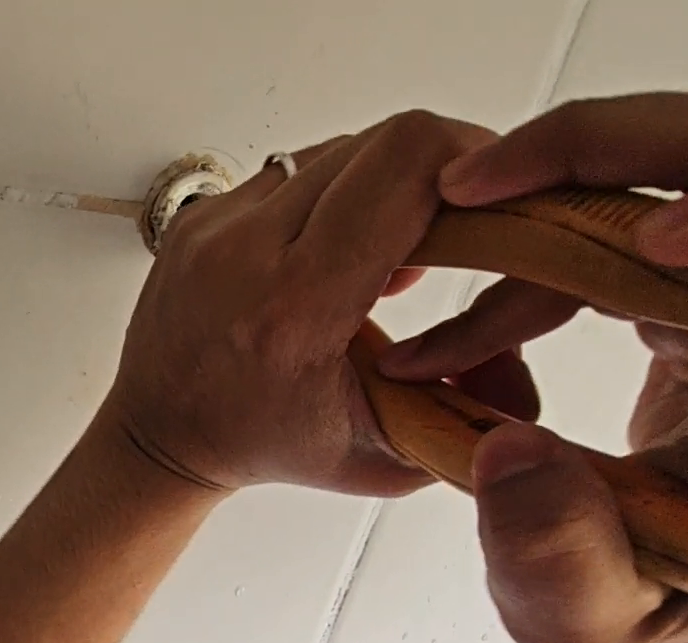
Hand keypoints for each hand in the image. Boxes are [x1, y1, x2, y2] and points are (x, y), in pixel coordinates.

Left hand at [103, 111, 498, 494]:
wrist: (158, 438)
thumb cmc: (255, 445)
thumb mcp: (374, 454)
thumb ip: (463, 411)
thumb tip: (529, 371)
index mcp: (293, 308)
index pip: (408, 163)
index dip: (473, 169)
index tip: (491, 212)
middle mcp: (242, 255)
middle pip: (381, 143)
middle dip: (434, 176)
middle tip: (446, 232)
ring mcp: (211, 231)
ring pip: (333, 152)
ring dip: (375, 188)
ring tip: (379, 253)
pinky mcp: (194, 222)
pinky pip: (284, 175)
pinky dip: (322, 201)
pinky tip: (324, 253)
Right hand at [379, 92, 687, 642]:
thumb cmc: (667, 605)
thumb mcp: (587, 616)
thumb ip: (548, 555)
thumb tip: (502, 447)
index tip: (663, 238)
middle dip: (612, 148)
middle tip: (474, 186)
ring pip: (678, 170)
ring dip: (545, 194)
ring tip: (441, 246)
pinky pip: (610, 230)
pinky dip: (516, 266)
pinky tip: (455, 342)